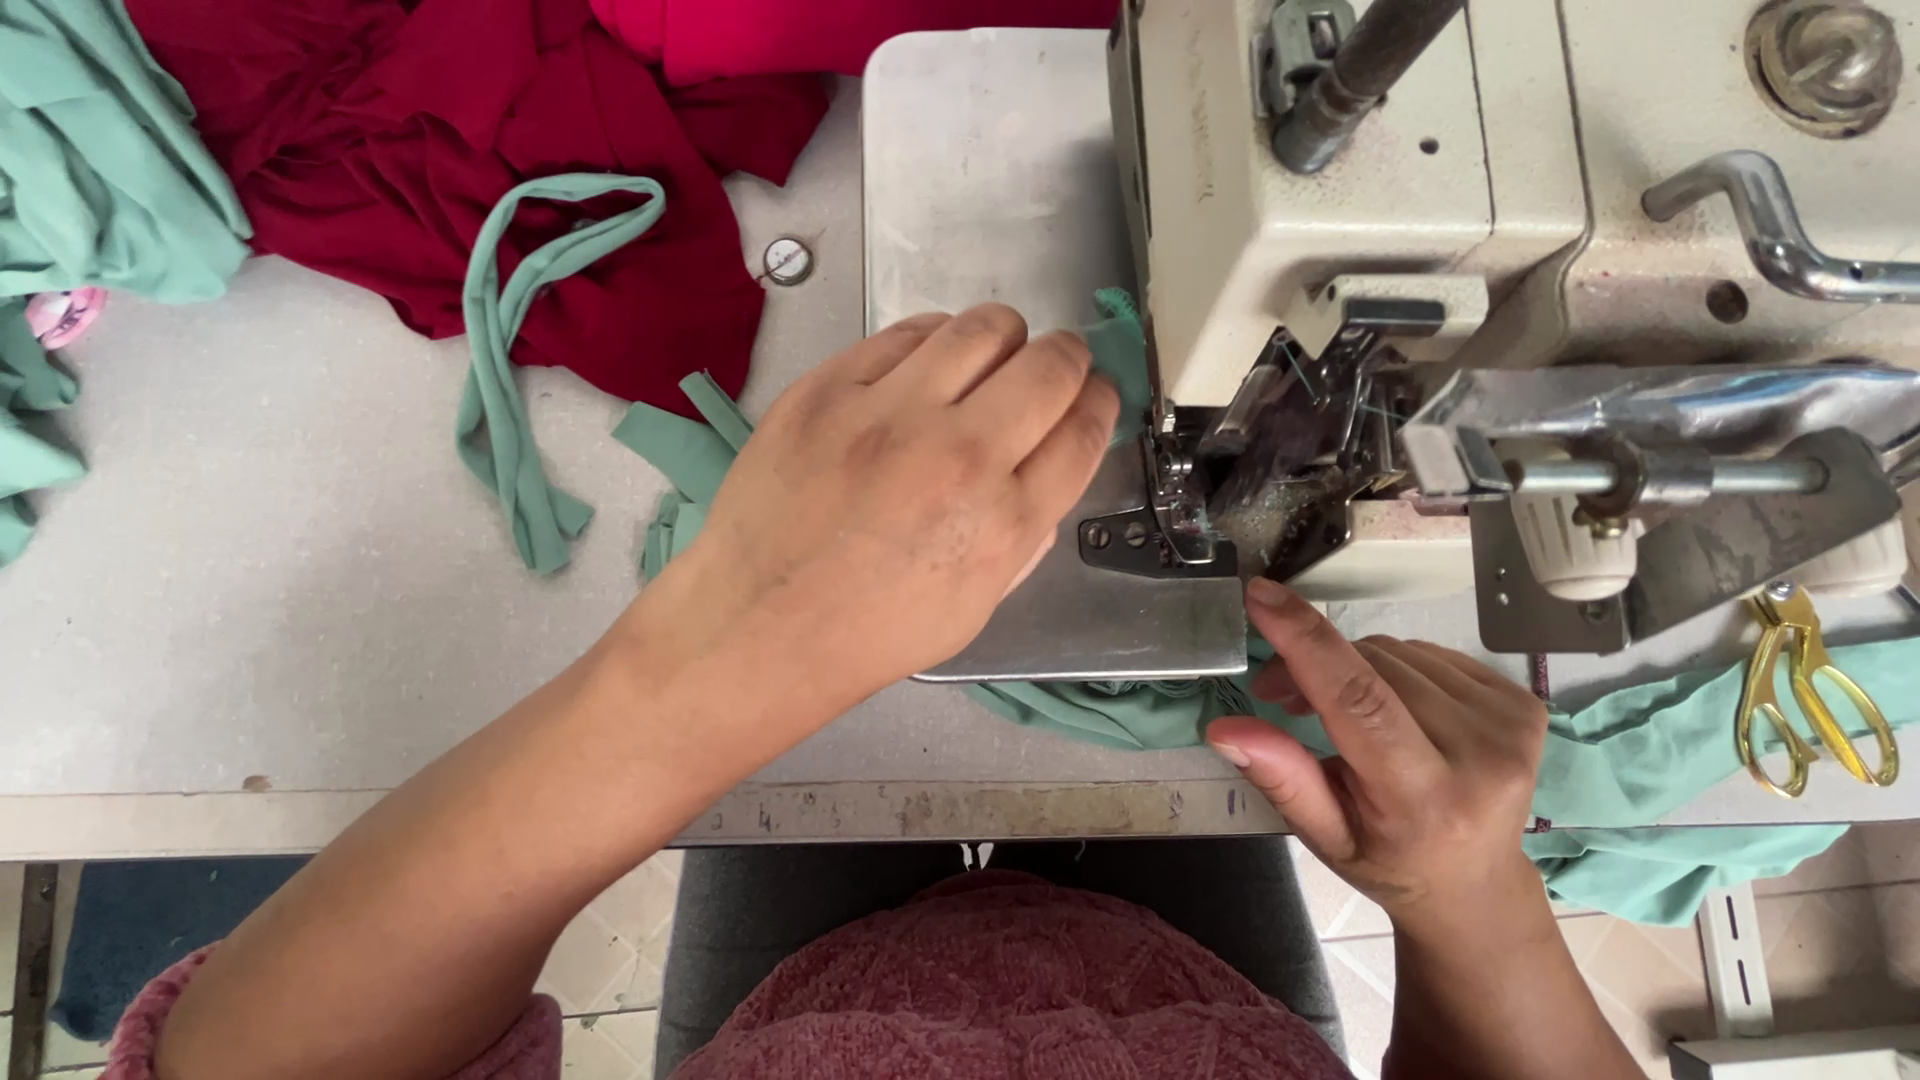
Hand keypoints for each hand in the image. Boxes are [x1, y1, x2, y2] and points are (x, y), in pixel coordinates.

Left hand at [646, 304, 1117, 703]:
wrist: (760, 625)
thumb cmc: (871, 631)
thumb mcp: (977, 605)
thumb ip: (1025, 534)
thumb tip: (1046, 465)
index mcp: (1002, 522)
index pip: (1083, 431)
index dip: (1100, 402)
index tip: (1094, 395)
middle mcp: (957, 456)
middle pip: (1050, 367)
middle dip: (1068, 359)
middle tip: (1052, 369)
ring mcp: (888, 414)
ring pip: (982, 328)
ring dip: (1005, 337)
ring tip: (991, 359)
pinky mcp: (829, 389)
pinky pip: (905, 333)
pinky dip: (933, 340)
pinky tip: (927, 365)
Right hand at [1205, 578, 1547, 932]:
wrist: (1475, 882)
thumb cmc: (1386, 859)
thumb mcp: (1322, 833)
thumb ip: (1280, 777)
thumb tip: (1223, 729)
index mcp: (1427, 798)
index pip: (1360, 700)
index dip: (1306, 640)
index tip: (1262, 595)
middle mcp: (1483, 756)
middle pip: (1370, 666)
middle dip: (1308, 661)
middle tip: (1275, 692)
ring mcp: (1511, 724)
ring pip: (1395, 651)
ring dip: (1347, 663)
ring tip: (1328, 704)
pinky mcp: (1523, 702)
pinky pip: (1426, 652)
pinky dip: (1388, 665)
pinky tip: (1384, 700)